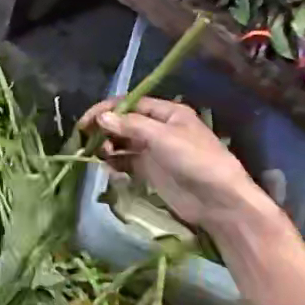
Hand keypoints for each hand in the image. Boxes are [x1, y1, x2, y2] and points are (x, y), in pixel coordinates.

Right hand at [78, 96, 277, 235]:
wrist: (218, 201)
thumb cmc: (195, 161)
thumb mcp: (163, 137)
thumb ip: (130, 126)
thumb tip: (101, 117)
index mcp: (168, 112)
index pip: (130, 104)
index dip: (107, 110)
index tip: (86, 122)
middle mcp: (159, 128)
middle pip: (124, 122)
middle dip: (105, 129)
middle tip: (87, 141)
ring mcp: (155, 150)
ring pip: (123, 142)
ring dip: (108, 146)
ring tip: (99, 156)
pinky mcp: (151, 171)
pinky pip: (126, 162)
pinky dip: (115, 163)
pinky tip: (108, 169)